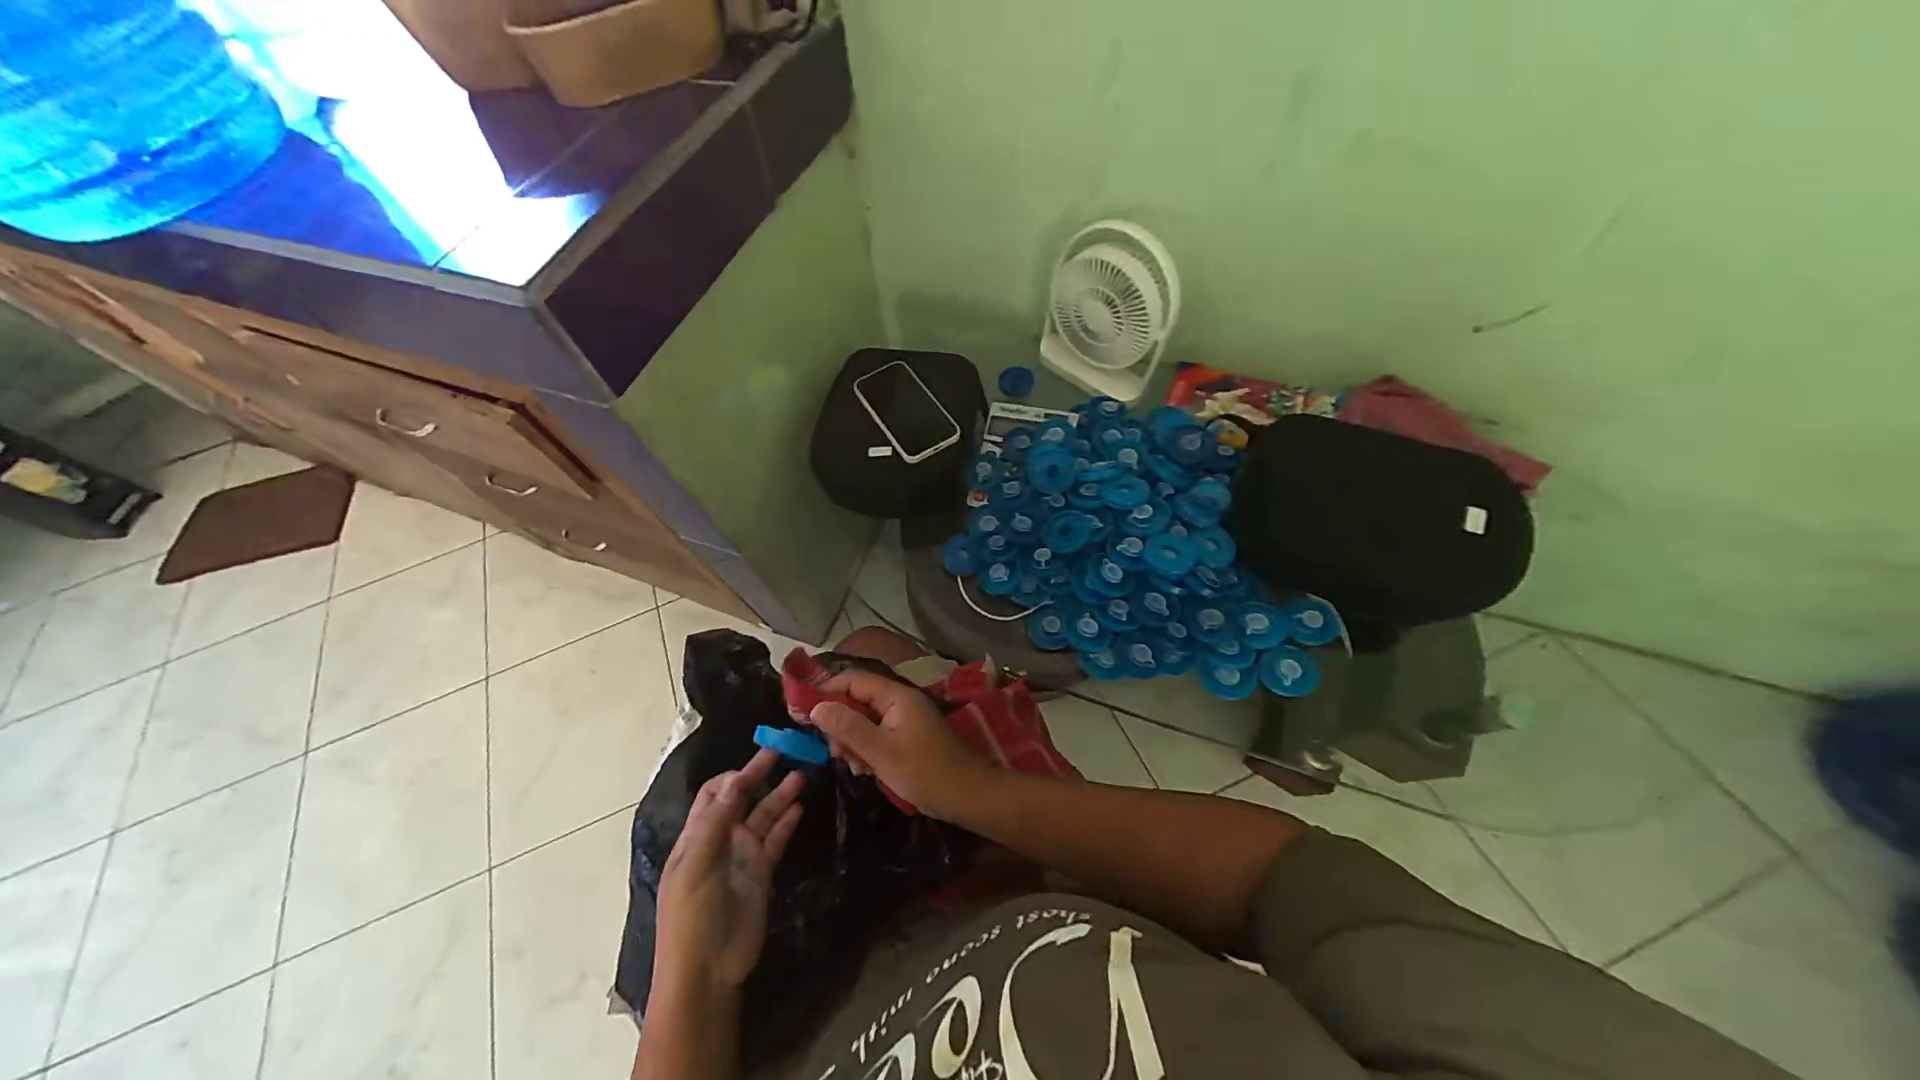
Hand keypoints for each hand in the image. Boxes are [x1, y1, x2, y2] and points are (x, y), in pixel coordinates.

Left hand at [654, 750, 804, 996]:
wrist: (706, 971)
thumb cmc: (691, 917)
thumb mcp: (696, 867)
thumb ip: (717, 821)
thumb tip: (738, 777)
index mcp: (696, 835)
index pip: (715, 793)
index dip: (735, 775)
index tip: (759, 764)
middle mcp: (721, 839)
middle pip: (742, 798)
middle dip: (760, 774)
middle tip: (785, 750)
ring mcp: (742, 855)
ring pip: (764, 816)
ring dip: (780, 795)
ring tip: (802, 775)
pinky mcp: (761, 872)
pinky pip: (776, 840)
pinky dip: (787, 823)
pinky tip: (800, 807)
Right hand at [808, 670, 993, 821]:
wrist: (968, 796)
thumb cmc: (925, 772)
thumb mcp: (880, 752)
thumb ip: (848, 727)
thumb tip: (817, 707)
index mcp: (896, 696)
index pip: (853, 680)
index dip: (826, 691)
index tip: (802, 712)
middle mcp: (901, 701)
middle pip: (857, 701)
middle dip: (841, 725)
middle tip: (837, 753)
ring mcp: (906, 719)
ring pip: (865, 721)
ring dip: (854, 742)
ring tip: (857, 766)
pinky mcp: (908, 737)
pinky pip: (878, 735)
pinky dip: (868, 750)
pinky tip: (867, 770)